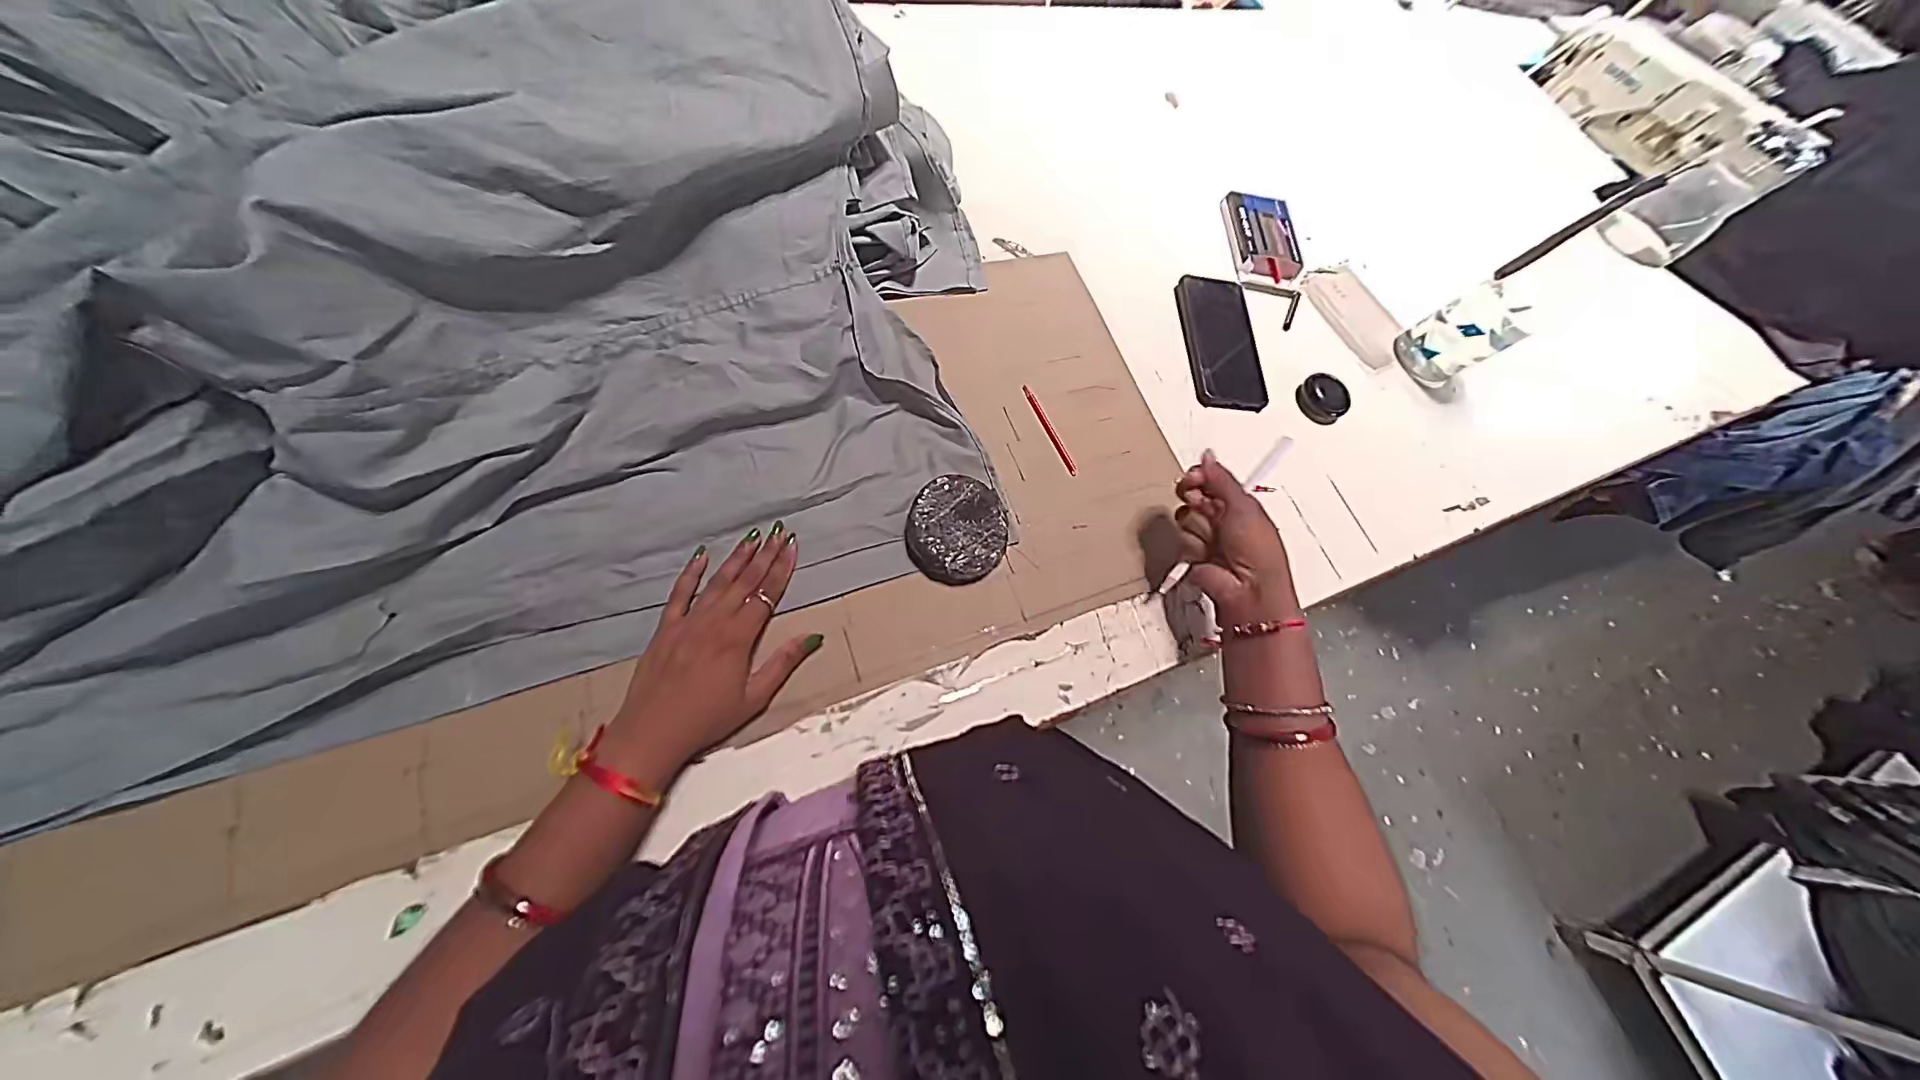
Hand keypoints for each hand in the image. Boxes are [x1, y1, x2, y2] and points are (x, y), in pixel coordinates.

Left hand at [595, 524, 823, 784]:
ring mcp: (688, 623)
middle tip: (778, 532)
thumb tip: (812, 636)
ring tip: (752, 538)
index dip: (781, 570)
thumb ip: (782, 663)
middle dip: (764, 556)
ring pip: (717, 582)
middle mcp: (714, 623)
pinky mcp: (666, 629)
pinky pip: (680, 594)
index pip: (765, 595)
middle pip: (744, 582)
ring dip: (736, 559)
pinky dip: (692, 573)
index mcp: (738, 639)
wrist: (651, 732)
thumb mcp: (754, 698)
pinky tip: (702, 556)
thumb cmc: (707, 720)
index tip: (791, 547)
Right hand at [1174, 450, 1302, 623]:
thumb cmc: (1259, 554)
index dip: (1200, 477)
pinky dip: (1190, 547)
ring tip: (1213, 540)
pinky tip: (1204, 554)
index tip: (1196, 477)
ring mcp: (1206, 538)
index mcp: (1238, 505)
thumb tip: (1208, 456)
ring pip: (1184, 519)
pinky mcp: (1192, 556)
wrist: (1249, 590)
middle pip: (1192, 496)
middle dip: (1194, 499)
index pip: (1210, 481)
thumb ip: (1221, 479)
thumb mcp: (1243, 506)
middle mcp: (1221, 519)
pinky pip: (1179, 542)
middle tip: (1201, 505)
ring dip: (1197, 528)